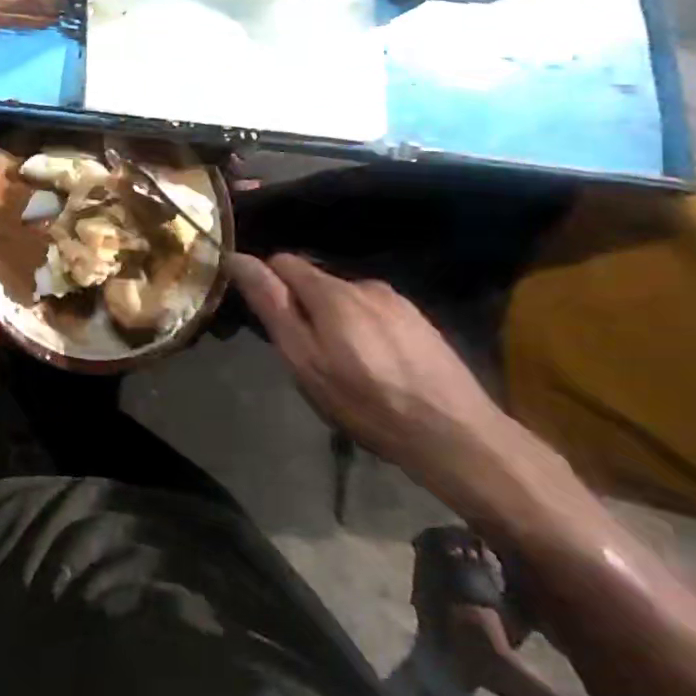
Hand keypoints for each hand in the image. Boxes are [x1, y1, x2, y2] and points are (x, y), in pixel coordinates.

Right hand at [225, 252, 511, 494]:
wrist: (457, 437)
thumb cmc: (365, 402)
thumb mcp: (304, 359)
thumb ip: (272, 305)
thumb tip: (238, 259)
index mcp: (333, 292)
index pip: (282, 262)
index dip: (268, 286)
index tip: (270, 322)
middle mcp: (366, 285)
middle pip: (316, 282)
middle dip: (303, 307)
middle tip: (307, 355)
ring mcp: (400, 303)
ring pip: (347, 299)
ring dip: (335, 320)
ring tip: (343, 365)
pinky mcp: (422, 323)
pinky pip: (375, 314)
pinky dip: (364, 330)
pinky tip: (376, 367)